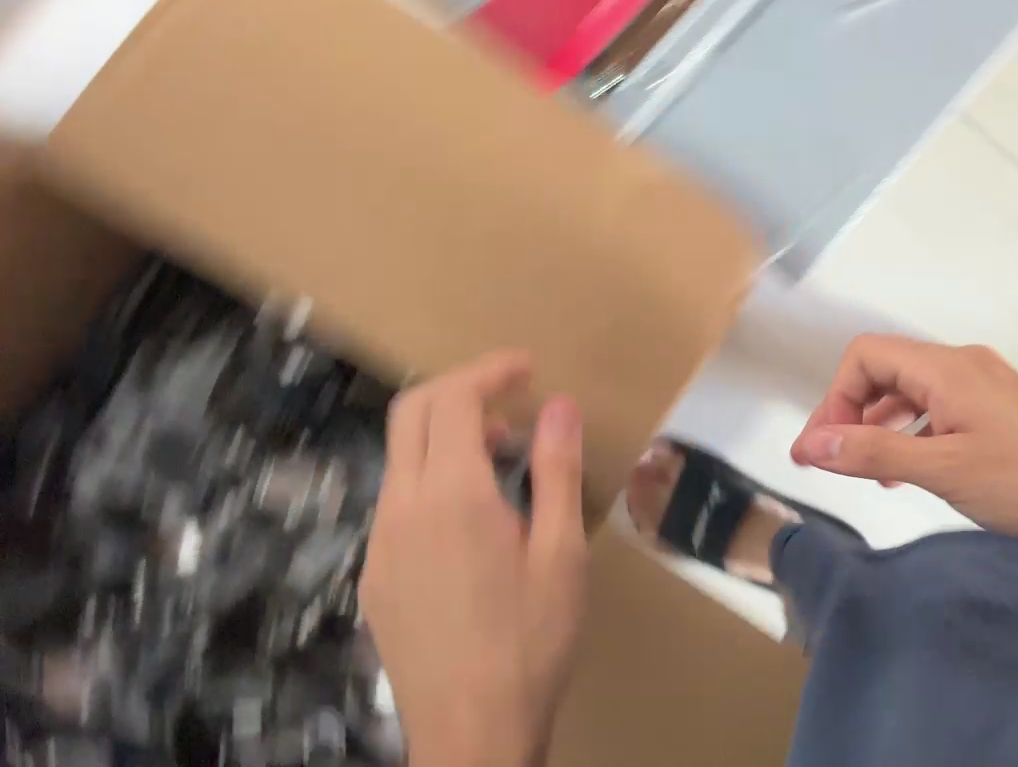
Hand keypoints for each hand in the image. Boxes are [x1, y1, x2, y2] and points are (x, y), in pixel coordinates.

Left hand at [360, 352, 588, 766]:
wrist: (473, 730)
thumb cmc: (532, 635)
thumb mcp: (562, 549)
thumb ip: (557, 469)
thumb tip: (560, 404)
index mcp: (452, 498)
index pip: (452, 402)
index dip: (490, 371)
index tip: (529, 366)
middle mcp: (401, 512)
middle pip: (411, 416)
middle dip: (462, 388)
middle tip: (517, 392)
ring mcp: (380, 546)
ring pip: (402, 459)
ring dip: (451, 434)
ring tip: (510, 455)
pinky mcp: (376, 577)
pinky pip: (399, 500)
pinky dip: (437, 475)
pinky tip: (480, 513)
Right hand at [788, 335, 1017, 541]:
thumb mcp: (943, 470)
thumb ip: (874, 453)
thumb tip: (809, 443)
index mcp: (945, 368)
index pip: (866, 355)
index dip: (834, 398)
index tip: (825, 451)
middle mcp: (963, 363)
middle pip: (887, 369)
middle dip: (853, 412)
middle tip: (838, 464)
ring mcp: (985, 381)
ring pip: (914, 389)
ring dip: (883, 424)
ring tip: (874, 474)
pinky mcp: (1001, 404)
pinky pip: (942, 404)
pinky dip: (916, 429)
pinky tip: (915, 469)